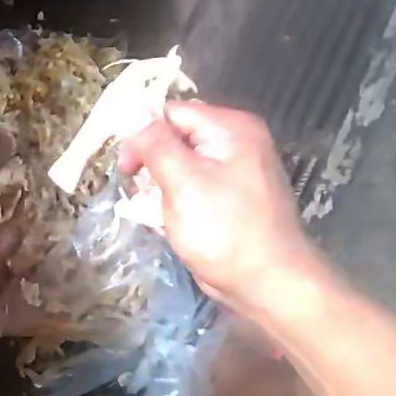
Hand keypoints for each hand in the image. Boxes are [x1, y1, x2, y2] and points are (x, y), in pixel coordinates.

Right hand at [118, 102, 323, 313]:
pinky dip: (178, 207)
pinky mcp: (231, 201)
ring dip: (163, 192)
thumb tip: (135, 120)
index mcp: (230, 128)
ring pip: (181, 170)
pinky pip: (194, 192)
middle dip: (153, 168)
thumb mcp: (184, 182)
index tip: (126, 169)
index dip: (143, 135)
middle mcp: (236, 143)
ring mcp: (236, 173)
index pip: (172, 113)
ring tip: (160, 217)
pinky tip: (173, 227)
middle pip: (176, 140)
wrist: (268, 282)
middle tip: (142, 198)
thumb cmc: (225, 230)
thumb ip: (156, 145)